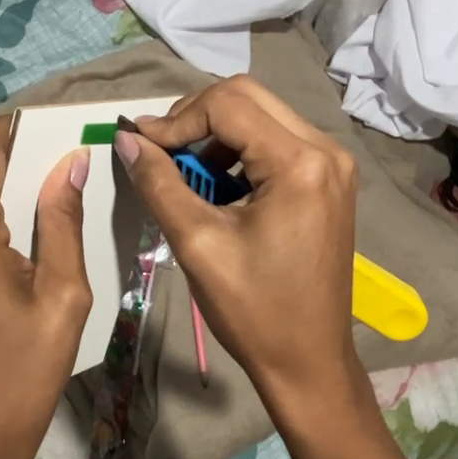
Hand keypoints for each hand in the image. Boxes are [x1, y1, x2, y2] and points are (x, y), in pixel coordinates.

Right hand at [114, 77, 361, 413]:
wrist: (310, 362)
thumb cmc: (254, 310)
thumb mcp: (197, 243)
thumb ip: (159, 182)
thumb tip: (126, 139)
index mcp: (300, 163)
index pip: (226, 104)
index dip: (176, 120)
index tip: (141, 146)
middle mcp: (324, 149)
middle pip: (246, 96)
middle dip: (195, 117)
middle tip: (161, 151)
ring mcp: (331, 163)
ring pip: (260, 113)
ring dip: (215, 132)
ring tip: (185, 173)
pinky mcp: (327, 178)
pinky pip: (275, 138)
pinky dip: (238, 149)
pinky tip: (216, 185)